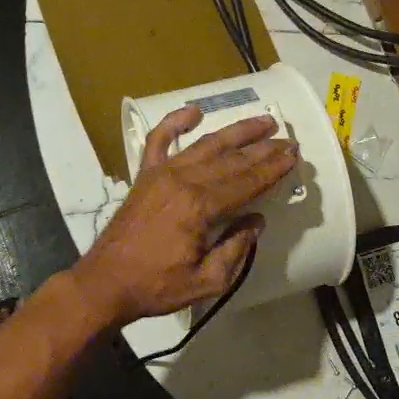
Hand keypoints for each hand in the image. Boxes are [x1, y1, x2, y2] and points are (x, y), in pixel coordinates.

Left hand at [68, 105, 297, 327]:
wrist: (105, 282)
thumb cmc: (156, 286)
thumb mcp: (207, 281)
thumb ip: (236, 250)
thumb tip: (256, 221)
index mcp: (200, 207)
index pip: (246, 182)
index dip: (273, 169)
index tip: (294, 156)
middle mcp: (183, 181)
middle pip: (231, 160)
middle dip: (263, 149)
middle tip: (288, 140)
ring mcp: (161, 174)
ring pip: (205, 144)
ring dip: (236, 132)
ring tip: (262, 121)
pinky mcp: (144, 175)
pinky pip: (159, 140)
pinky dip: (175, 122)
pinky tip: (195, 111)